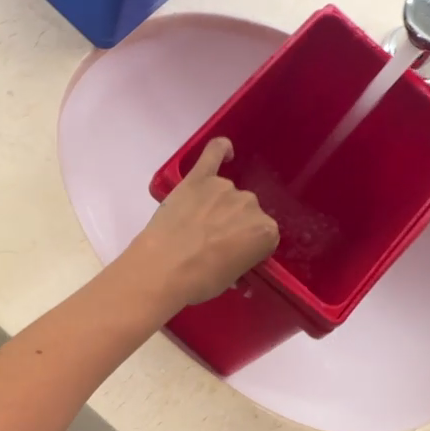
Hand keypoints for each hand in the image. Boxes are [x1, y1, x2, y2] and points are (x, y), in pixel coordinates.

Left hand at [126, 138, 278, 307]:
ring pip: (227, 194)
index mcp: (266, 232)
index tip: (232, 256)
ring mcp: (224, 188)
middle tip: (210, 244)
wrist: (163, 268)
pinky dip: (221, 149)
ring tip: (195, 225)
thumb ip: (239, 262)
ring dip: (217, 206)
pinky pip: (214, 153)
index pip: (263, 236)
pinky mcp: (199, 178)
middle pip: (246, 212)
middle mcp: (251, 204)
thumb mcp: (229, 280)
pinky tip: (226, 151)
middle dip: (232, 226)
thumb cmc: (199, 280)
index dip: (247, 246)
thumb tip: (232, 260)